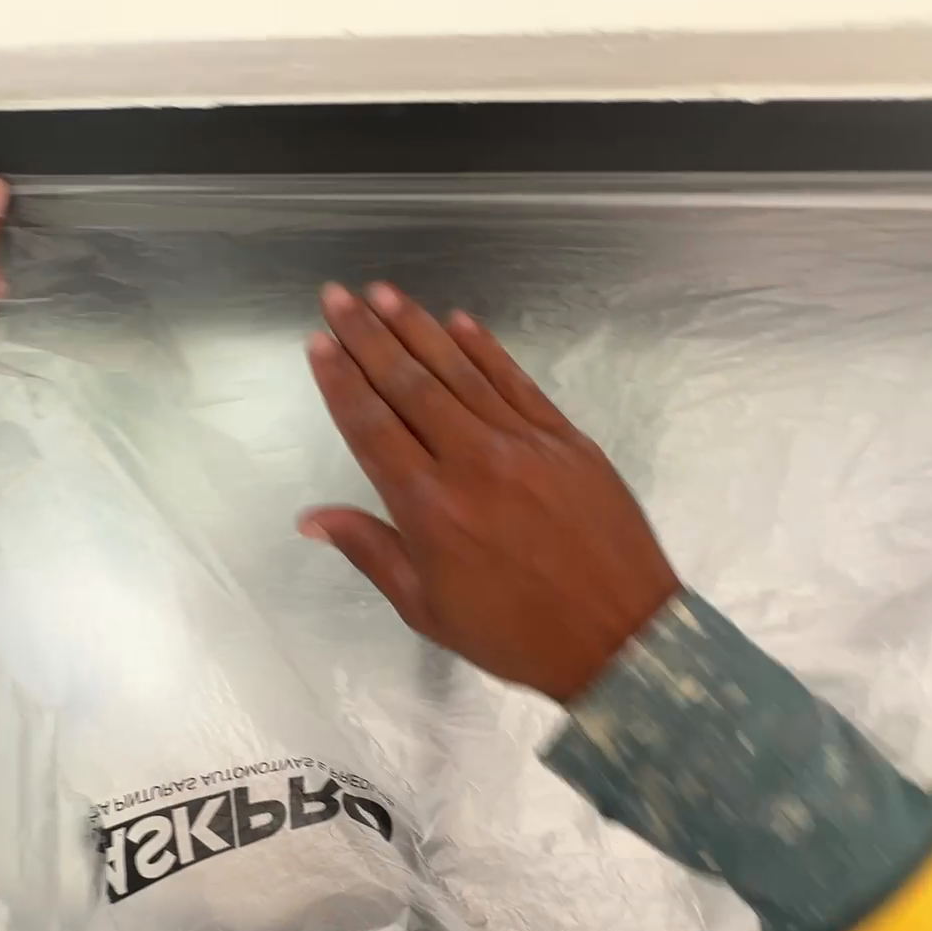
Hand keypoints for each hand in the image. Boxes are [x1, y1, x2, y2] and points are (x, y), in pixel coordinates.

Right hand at [301, 283, 679, 702]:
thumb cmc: (512, 634)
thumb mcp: (425, 608)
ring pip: (458, 371)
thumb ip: (369, 551)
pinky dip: (484, 348)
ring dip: (416, 327)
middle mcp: (470, 460)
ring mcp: (522, 442)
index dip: (340, 380)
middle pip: (408, 384)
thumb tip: (311, 518)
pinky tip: (458, 320)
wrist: (620, 637)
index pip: (371, 426)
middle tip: (336, 297)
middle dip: (366, 336)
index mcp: (429, 506)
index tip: (318, 342)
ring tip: (383, 293)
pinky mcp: (564, 437)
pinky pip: (515, 381)